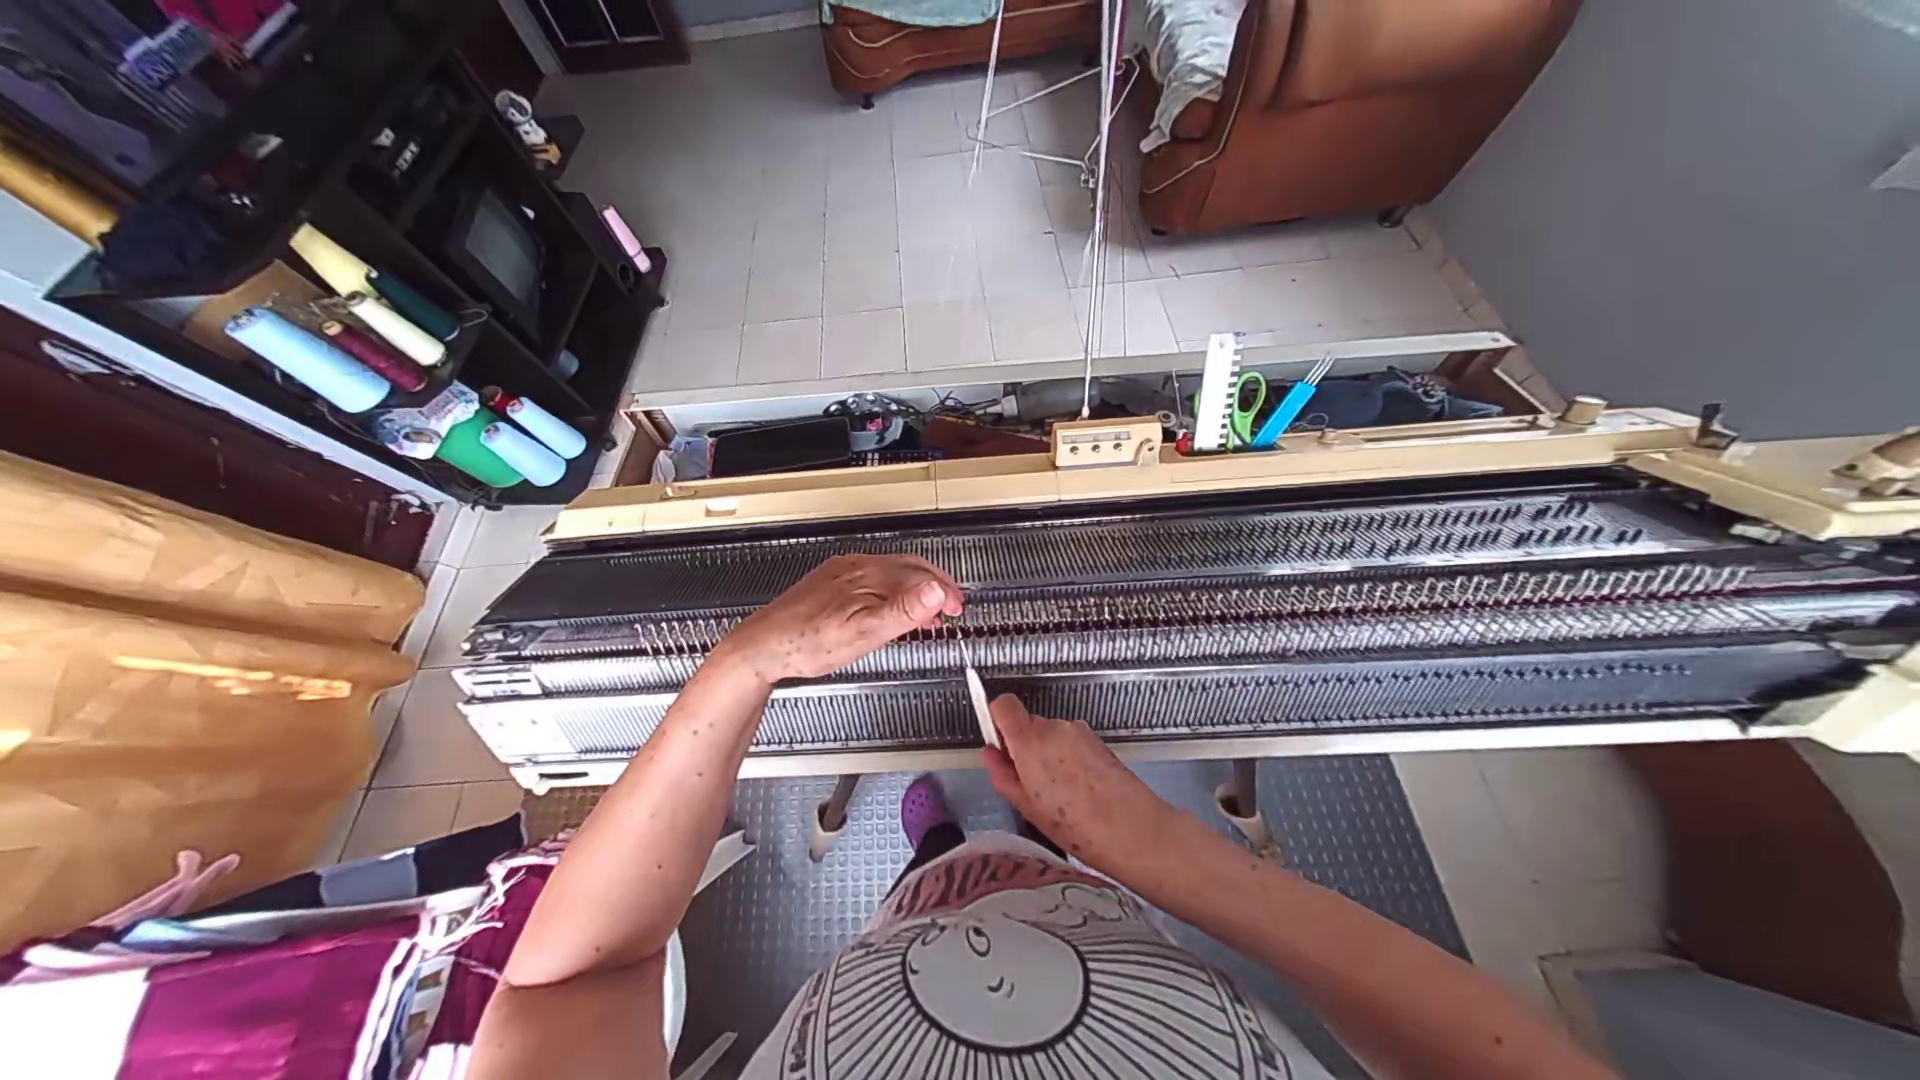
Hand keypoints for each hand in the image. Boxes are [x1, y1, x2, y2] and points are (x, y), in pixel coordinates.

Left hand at [712, 554, 963, 684]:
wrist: (762, 647)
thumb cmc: (806, 643)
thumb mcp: (863, 632)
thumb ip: (903, 611)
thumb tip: (935, 591)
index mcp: (868, 575)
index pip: (921, 576)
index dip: (944, 591)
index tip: (957, 607)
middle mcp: (856, 568)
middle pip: (908, 569)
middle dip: (934, 586)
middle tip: (951, 606)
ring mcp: (842, 575)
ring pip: (890, 574)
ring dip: (915, 590)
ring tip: (926, 611)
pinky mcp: (830, 585)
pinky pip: (872, 580)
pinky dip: (892, 592)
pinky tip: (888, 608)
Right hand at [982, 694, 1179, 875]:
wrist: (1132, 828)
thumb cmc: (1076, 825)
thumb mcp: (1027, 807)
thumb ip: (1003, 774)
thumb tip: (990, 753)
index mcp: (1030, 741)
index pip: (1003, 705)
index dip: (998, 720)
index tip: (1001, 745)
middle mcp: (1053, 727)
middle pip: (1028, 722)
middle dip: (1024, 745)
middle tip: (1032, 781)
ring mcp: (1077, 730)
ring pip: (1050, 733)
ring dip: (1048, 752)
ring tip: (1060, 790)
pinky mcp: (1096, 738)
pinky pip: (1070, 740)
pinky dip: (1068, 756)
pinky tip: (1079, 786)